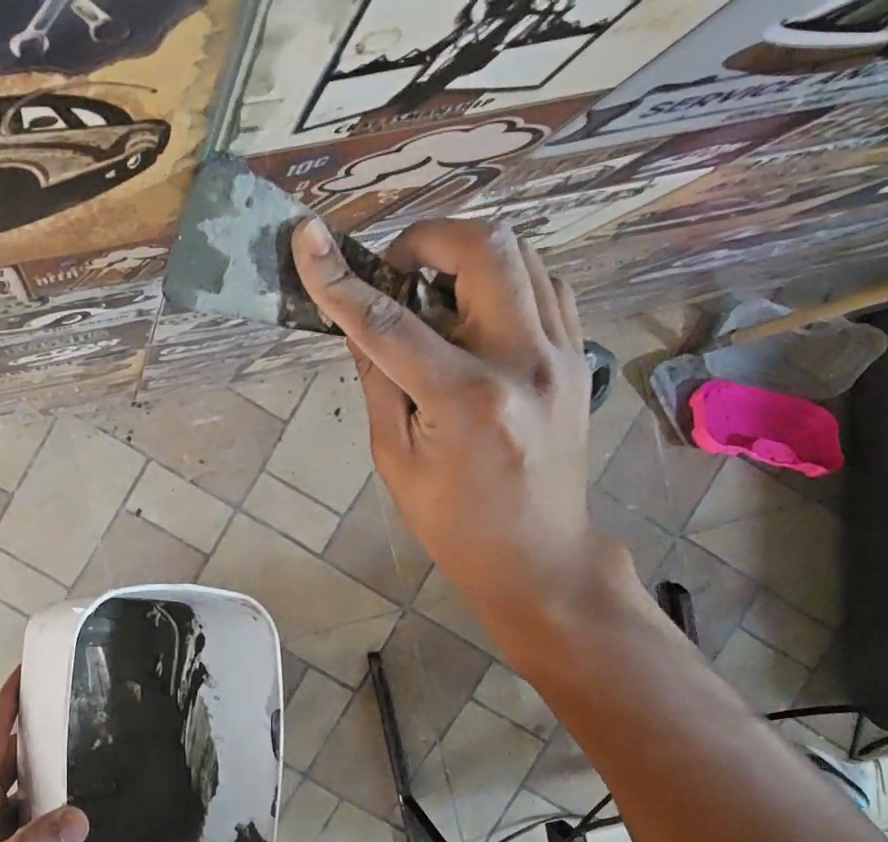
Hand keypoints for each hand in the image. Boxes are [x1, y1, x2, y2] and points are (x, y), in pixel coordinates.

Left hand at [0, 670, 88, 841]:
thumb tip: (82, 815)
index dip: (9, 697)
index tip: (32, 664)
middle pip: (8, 756)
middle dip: (35, 726)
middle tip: (76, 705)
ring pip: (19, 792)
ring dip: (45, 771)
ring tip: (87, 755)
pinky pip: (25, 828)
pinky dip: (47, 819)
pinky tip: (74, 824)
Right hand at [290, 217, 628, 627]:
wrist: (539, 556)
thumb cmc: (453, 522)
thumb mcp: (395, 459)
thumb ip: (378, 381)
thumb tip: (360, 320)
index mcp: (465, 400)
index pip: (390, 321)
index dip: (341, 278)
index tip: (309, 239)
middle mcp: (524, 362)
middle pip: (484, 249)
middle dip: (426, 241)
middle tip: (396, 272)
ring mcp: (563, 354)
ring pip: (523, 254)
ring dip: (467, 258)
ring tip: (435, 296)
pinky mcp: (578, 356)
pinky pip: (546, 283)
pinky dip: (505, 280)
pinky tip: (478, 313)